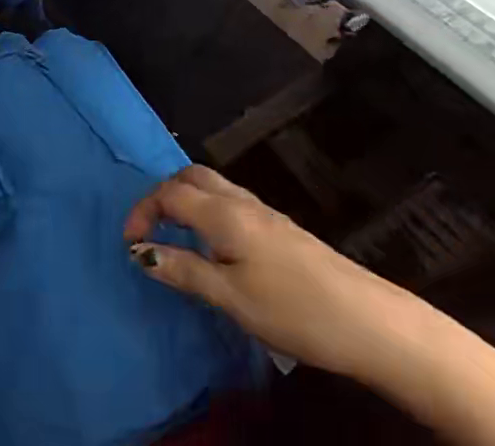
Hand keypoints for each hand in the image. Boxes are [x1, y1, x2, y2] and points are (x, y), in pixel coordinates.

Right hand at [124, 165, 399, 379]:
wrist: (365, 319)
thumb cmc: (292, 309)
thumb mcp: (229, 297)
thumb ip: (183, 269)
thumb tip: (139, 251)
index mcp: (225, 213)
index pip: (171, 192)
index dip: (143, 210)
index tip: (129, 244)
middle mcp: (242, 202)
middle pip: (192, 176)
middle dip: (162, 194)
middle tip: (148, 230)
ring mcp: (264, 212)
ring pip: (213, 187)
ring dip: (185, 199)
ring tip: (172, 236)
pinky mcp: (278, 227)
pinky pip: (229, 201)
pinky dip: (206, 209)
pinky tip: (211, 244)